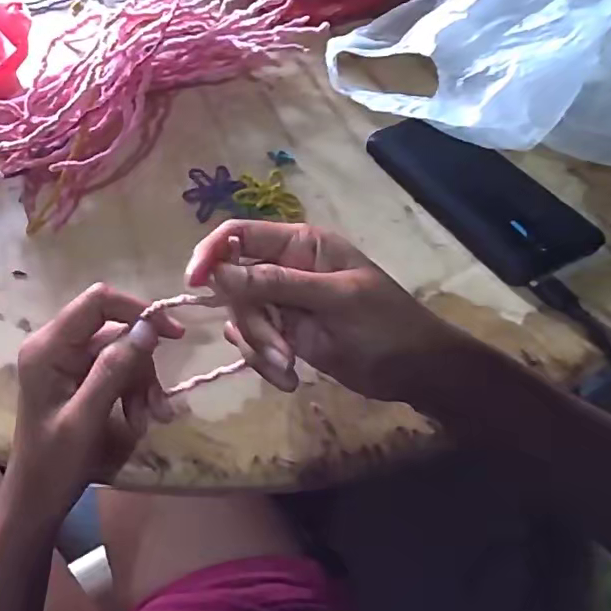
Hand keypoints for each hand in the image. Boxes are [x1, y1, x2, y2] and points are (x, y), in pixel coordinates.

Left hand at [8, 283, 184, 518]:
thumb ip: (114, 370)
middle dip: (142, 363)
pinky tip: (141, 420)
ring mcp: (67, 360)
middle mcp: (56, 344)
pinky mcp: (78, 376)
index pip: (98, 302)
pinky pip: (117, 369)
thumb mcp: (86, 419)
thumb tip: (148, 329)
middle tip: (159, 402)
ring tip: (149, 419)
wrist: (35, 501)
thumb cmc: (53, 464)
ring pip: (122, 351)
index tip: (171, 334)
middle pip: (115, 329)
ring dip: (141, 383)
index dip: (137, 310)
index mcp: (48, 347)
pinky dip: (134, 391)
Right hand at [184, 220, 475, 401]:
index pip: (239, 235)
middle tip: (279, 348)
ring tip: (289, 367)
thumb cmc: (385, 325)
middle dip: (251, 321)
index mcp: (299, 245)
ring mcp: (281, 303)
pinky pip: (252, 343)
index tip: (194, 283)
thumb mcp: (334, 300)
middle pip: (234, 284)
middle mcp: (283, 268)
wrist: (416, 371)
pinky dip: (265, 361)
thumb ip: (275, 283)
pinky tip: (289, 376)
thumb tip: (218, 273)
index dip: (211, 253)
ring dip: (260, 346)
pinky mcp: (282, 334)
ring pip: (240, 318)